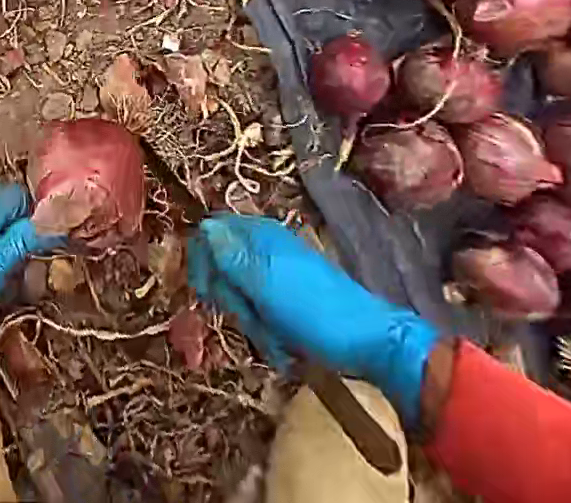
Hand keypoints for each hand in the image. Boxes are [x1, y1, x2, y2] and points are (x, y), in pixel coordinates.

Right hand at [189, 214, 441, 426]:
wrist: (368, 343)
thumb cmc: (314, 310)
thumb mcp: (265, 284)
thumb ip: (231, 256)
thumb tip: (204, 225)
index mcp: (260, 234)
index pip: (211, 232)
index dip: (202, 261)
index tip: (205, 291)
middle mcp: (266, 248)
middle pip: (221, 267)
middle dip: (230, 298)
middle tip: (250, 314)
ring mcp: (278, 275)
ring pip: (239, 296)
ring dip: (251, 321)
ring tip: (274, 334)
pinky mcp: (288, 300)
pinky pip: (261, 314)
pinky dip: (268, 332)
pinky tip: (283, 345)